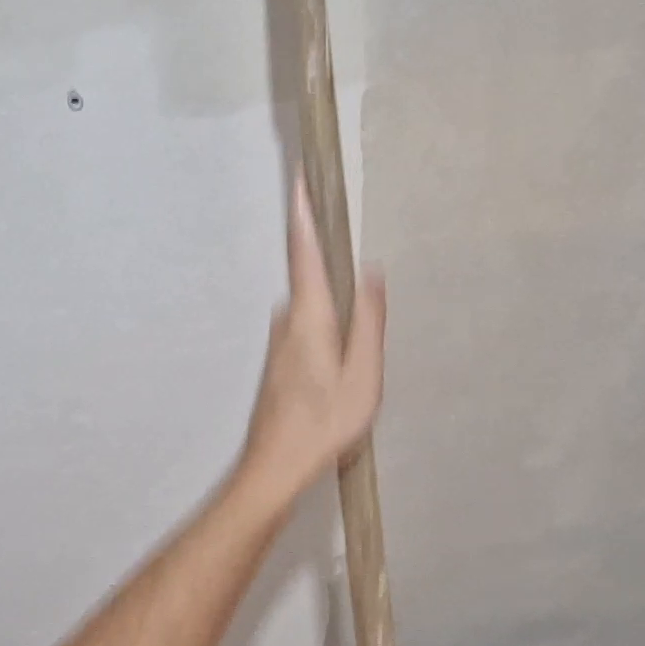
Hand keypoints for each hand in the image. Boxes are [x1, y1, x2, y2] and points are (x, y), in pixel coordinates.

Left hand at [240, 178, 385, 502]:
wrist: (274, 467)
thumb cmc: (323, 424)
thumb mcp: (362, 375)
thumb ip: (368, 321)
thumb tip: (370, 272)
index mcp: (308, 317)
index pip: (303, 252)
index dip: (303, 214)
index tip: (300, 178)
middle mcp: (286, 322)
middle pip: (305, 275)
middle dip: (322, 253)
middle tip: (343, 242)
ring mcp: (278, 344)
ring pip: (307, 305)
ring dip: (325, 296)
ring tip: (349, 309)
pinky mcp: (278, 363)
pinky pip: (304, 326)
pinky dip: (320, 322)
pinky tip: (337, 352)